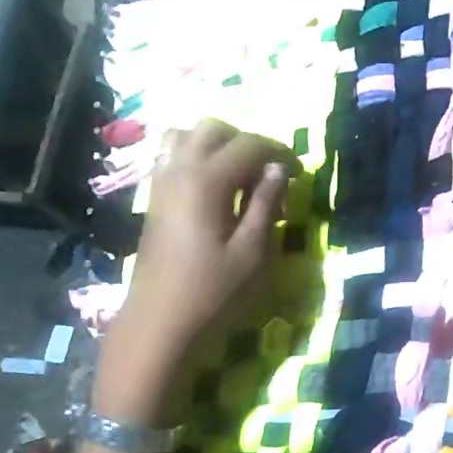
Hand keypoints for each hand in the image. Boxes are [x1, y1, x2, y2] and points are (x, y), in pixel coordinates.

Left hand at [97, 120, 291, 423]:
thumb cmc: (213, 294)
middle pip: (213, 129)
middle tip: (268, 174)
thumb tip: (277, 170)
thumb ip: (266, 204)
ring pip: (186, 137)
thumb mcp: (252, 253)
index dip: (278, 152)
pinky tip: (212, 189)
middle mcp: (179, 170)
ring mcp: (160, 183)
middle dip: (246, 142)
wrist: (160, 324)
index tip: (298, 173)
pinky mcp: (153, 200)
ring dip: (216, 145)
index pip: (248, 144)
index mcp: (206, 179)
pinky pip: (171, 158)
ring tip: (238, 176)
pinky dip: (194, 158)